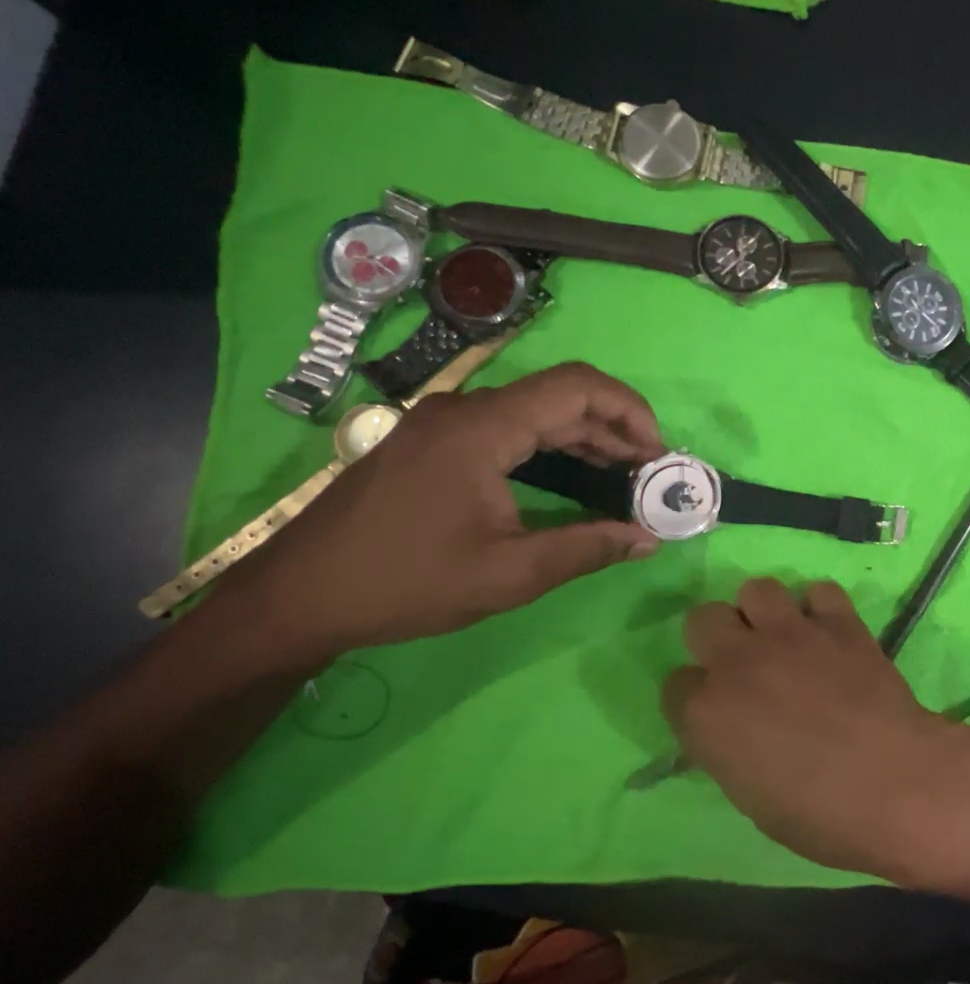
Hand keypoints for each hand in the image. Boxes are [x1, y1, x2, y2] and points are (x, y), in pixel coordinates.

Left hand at [219, 362, 665, 655]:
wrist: (297, 597)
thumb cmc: (406, 582)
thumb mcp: (509, 573)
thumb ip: (587, 548)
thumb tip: (648, 539)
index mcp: (481, 429)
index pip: (576, 387)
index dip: (630, 410)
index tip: (659, 455)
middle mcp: (461, 411)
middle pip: (558, 396)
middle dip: (615, 430)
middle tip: (650, 476)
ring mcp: (440, 425)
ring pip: (532, 412)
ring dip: (584, 440)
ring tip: (623, 481)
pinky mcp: (429, 445)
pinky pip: (505, 430)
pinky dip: (549, 448)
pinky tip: (570, 480)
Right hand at [664, 578, 969, 888]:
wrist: (895, 784)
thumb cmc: (819, 814)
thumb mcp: (750, 795)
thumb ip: (729, 747)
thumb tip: (734, 729)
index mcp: (704, 713)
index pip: (676, 684)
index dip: (696, 697)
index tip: (718, 711)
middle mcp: (738, 662)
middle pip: (703, 619)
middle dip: (717, 638)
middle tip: (744, 663)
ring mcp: (791, 635)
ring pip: (757, 588)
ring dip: (764, 612)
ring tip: (784, 638)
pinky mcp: (840, 624)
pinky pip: (820, 591)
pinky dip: (821, 608)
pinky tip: (830, 633)